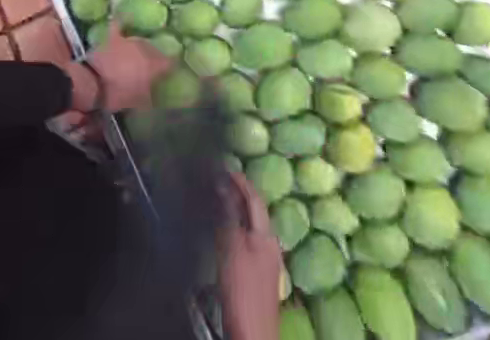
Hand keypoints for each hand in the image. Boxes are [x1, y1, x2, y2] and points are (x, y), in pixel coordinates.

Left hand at [84, 22, 172, 111]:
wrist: (93, 83)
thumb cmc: (119, 95)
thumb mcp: (140, 102)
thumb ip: (150, 94)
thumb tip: (155, 91)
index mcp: (154, 65)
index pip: (169, 62)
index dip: (170, 66)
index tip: (169, 71)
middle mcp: (144, 49)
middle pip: (154, 50)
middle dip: (155, 57)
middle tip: (153, 66)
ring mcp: (127, 41)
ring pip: (139, 41)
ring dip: (141, 47)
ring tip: (140, 54)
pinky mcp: (112, 38)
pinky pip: (118, 25)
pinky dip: (122, 21)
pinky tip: (125, 16)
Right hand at [218, 172, 283, 339]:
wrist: (252, 332)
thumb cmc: (241, 286)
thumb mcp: (231, 247)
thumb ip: (228, 216)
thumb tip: (223, 186)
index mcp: (267, 235)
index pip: (255, 199)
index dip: (241, 181)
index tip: (225, 166)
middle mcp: (271, 244)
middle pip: (256, 211)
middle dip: (239, 193)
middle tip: (219, 178)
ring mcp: (267, 260)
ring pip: (252, 225)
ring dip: (237, 209)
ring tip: (218, 198)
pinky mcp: (259, 272)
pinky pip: (249, 238)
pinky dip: (236, 225)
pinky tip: (224, 229)